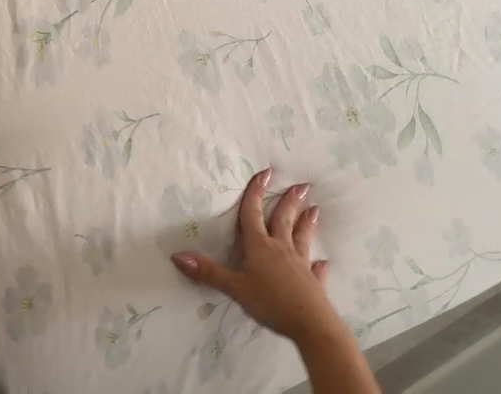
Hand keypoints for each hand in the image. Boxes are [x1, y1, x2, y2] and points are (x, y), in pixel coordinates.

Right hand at [170, 167, 341, 347]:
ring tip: (315, 209)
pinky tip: (323, 262)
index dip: (256, 192)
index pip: (253, 213)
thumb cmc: (271, 302)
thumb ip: (208, 272)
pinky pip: (317, 271)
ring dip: (307, 224)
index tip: (266, 172)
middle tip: (302, 185)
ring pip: (302, 239)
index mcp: (260, 246)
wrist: (312, 327)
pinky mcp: (314, 284)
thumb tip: (176, 255)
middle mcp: (281, 250)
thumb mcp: (235, 288)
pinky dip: (319, 265)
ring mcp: (300, 266)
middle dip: (290, 202)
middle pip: (283, 221)